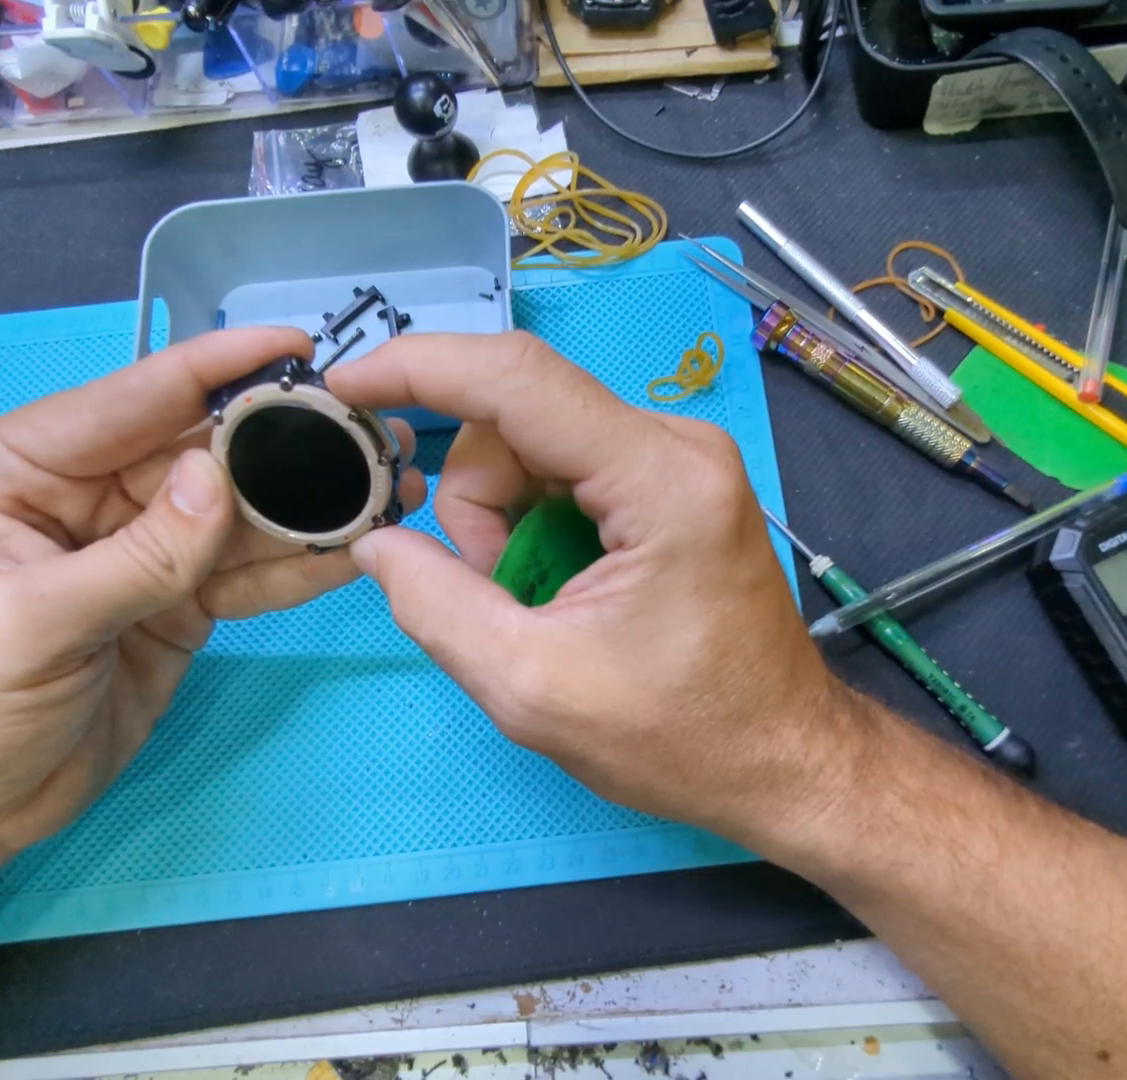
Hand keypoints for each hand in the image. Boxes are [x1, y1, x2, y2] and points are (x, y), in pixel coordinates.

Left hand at [0, 327, 425, 899]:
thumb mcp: (26, 625)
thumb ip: (135, 553)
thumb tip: (220, 476)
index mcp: (20, 470)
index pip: (133, 401)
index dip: (218, 369)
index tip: (299, 345)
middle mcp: (91, 496)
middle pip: (209, 457)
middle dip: (292, 445)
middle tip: (375, 435)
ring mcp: (143, 552)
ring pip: (243, 517)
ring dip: (313, 507)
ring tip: (390, 489)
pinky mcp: (179, 604)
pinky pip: (249, 575)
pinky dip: (301, 566)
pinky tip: (356, 550)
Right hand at [329, 333, 870, 846]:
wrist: (781, 757)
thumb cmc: (678, 736)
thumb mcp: (533, 687)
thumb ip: (437, 605)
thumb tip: (377, 544)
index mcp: (660, 479)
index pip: (519, 380)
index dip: (419, 368)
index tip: (345, 386)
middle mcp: (678, 445)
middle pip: (522, 418)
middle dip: (478, 499)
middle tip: (494, 589)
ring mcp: (682, 461)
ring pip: (540, 444)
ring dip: (507, 518)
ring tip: (538, 601)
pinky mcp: (676, 484)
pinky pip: (572, 470)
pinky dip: (540, 522)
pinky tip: (562, 584)